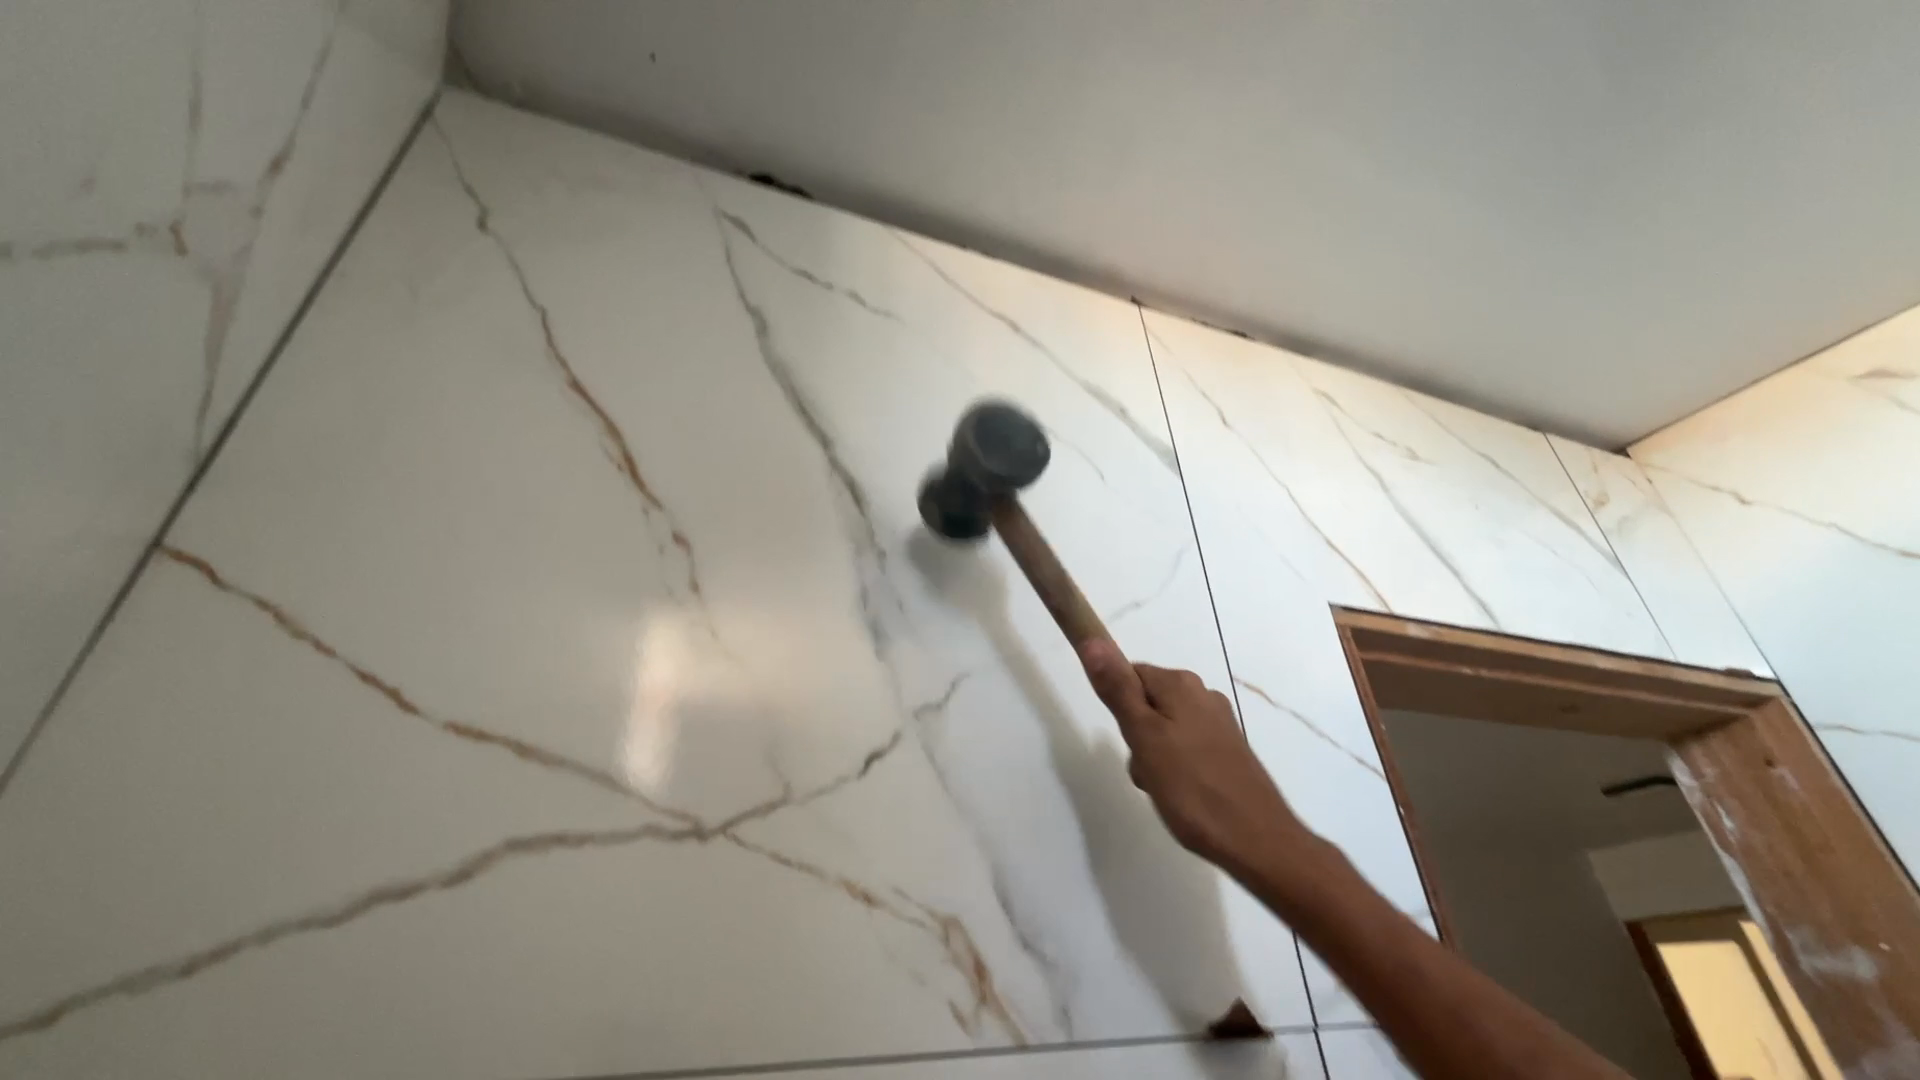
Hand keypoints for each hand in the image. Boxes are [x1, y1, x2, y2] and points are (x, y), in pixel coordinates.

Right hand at [1078, 640, 1307, 872]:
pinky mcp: (1228, 750)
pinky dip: (1175, 768)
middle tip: (1146, 770)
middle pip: (1146, 703)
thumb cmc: (1192, 788)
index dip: (1119, 708)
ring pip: (1163, 729)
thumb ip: (1117, 690)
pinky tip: (1182, 795)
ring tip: (1164, 788)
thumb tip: (1093, 639)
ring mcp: (1219, 723)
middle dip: (1135, 736)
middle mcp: (1203, 694)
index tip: (1127, 739)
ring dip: (1153, 757)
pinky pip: (1185, 748)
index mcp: (1181, 684)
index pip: (1129, 676)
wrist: (1256, 840)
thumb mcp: (1144, 737)